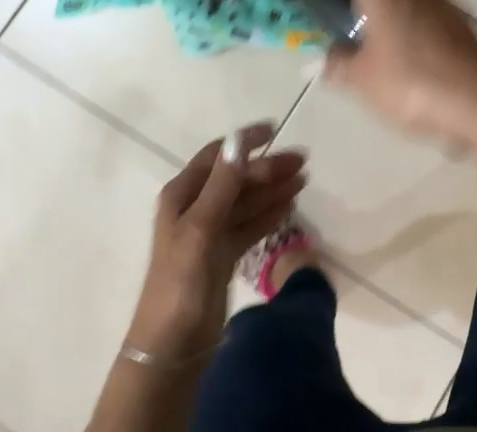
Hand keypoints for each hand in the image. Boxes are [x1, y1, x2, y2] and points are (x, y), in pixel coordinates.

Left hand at [127, 124, 306, 356]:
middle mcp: (195, 208)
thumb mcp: (201, 227)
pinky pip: (249, 224)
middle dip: (267, 167)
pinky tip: (290, 204)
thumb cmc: (180, 282)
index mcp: (182, 195)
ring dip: (272, 188)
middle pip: (236, 177)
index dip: (244, 141)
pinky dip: (268, 213)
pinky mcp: (223, 255)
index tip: (276, 131)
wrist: (172, 345)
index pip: (218, 155)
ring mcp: (210, 232)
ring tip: (304, 179)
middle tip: (302, 163)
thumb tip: (240, 140)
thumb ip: (223, 184)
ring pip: (246, 201)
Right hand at [323, 0, 476, 142]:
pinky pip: (434, 29)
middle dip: (374, 11)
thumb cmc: (410, 83)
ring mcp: (444, 8)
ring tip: (391, 64)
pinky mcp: (465, 29)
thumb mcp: (363, 82)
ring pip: (412, 10)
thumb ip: (339, 66)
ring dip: (400, 28)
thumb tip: (323, 59)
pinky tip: (422, 75)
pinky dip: (424, 44)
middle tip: (360, 42)